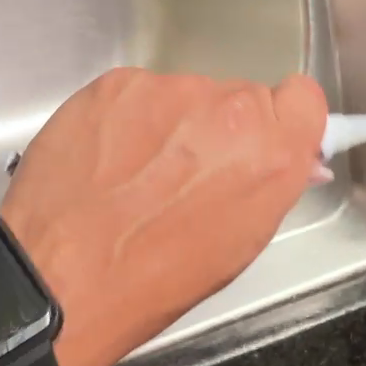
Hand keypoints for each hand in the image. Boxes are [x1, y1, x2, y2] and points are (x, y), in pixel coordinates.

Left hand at [0, 67, 327, 365]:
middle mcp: (226, 109)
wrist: (61, 279)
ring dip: (169, 125)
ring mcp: (167, 90)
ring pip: (183, 96)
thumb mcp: (238, 245)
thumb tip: (291, 159)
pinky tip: (103, 162)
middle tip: (185, 174)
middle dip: (219, 130)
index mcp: (271, 152)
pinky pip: (135, 95)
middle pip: (239, 99)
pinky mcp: (114, 84)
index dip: (282, 120)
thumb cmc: (156, 281)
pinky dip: (124, 121)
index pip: (304, 97)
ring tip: (133, 177)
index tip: (262, 140)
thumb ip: (268, 186)